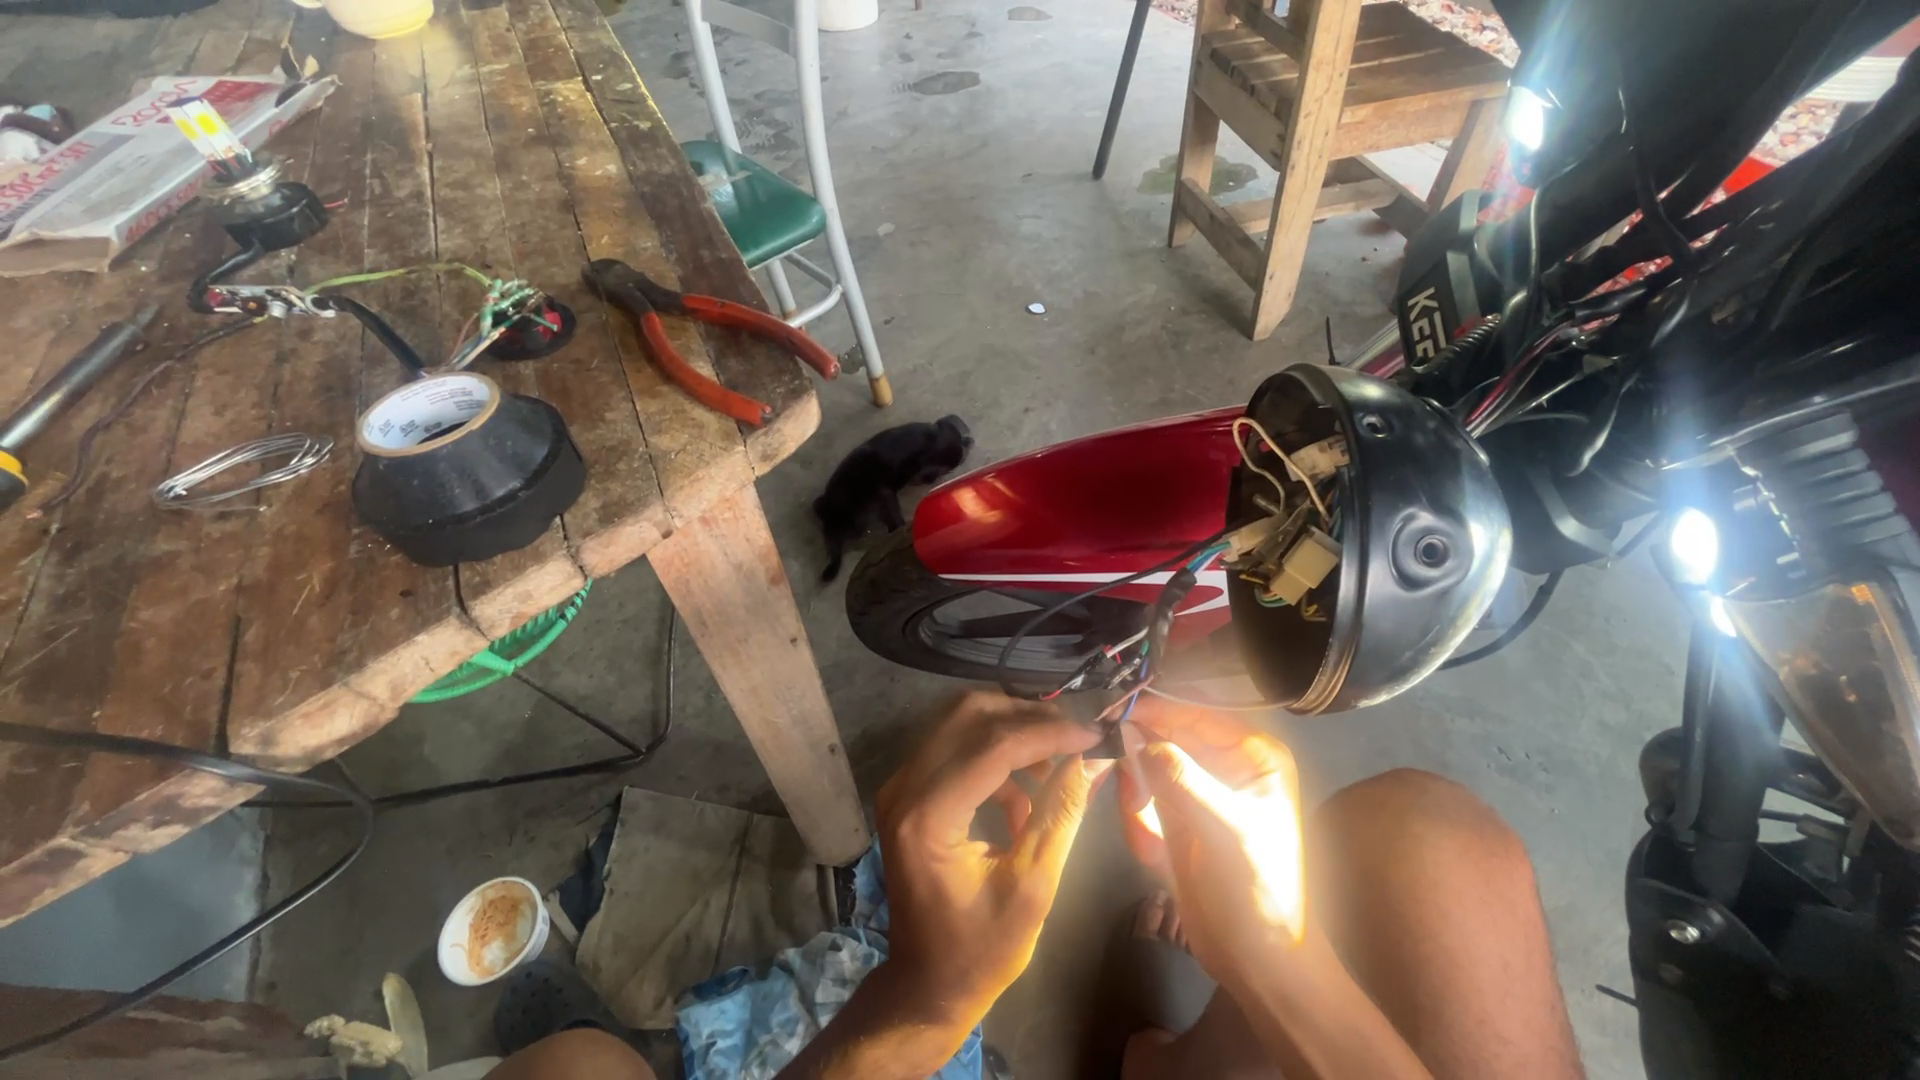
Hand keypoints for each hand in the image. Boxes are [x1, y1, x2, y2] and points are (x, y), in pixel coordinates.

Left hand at [875, 690, 1109, 1030]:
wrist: (926, 982)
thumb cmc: (981, 949)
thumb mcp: (1032, 885)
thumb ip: (1060, 814)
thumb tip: (1088, 758)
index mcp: (929, 816)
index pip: (993, 746)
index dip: (1048, 733)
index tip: (1093, 732)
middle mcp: (904, 788)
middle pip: (969, 715)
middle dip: (1028, 717)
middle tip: (1074, 734)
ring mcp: (900, 786)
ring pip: (960, 722)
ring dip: (1012, 732)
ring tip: (1057, 763)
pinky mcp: (907, 791)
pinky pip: (954, 747)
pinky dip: (994, 757)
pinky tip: (1025, 797)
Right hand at [1118, 698, 1310, 993]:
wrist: (1260, 962)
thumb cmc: (1257, 893)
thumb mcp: (1225, 832)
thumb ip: (1182, 780)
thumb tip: (1139, 739)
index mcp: (1254, 755)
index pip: (1196, 712)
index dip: (1155, 708)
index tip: (1111, 711)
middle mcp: (1228, 762)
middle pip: (1166, 734)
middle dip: (1140, 760)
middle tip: (1125, 791)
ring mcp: (1200, 789)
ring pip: (1147, 766)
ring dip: (1138, 796)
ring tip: (1149, 840)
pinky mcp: (1179, 815)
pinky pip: (1144, 797)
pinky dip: (1139, 820)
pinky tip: (1153, 853)